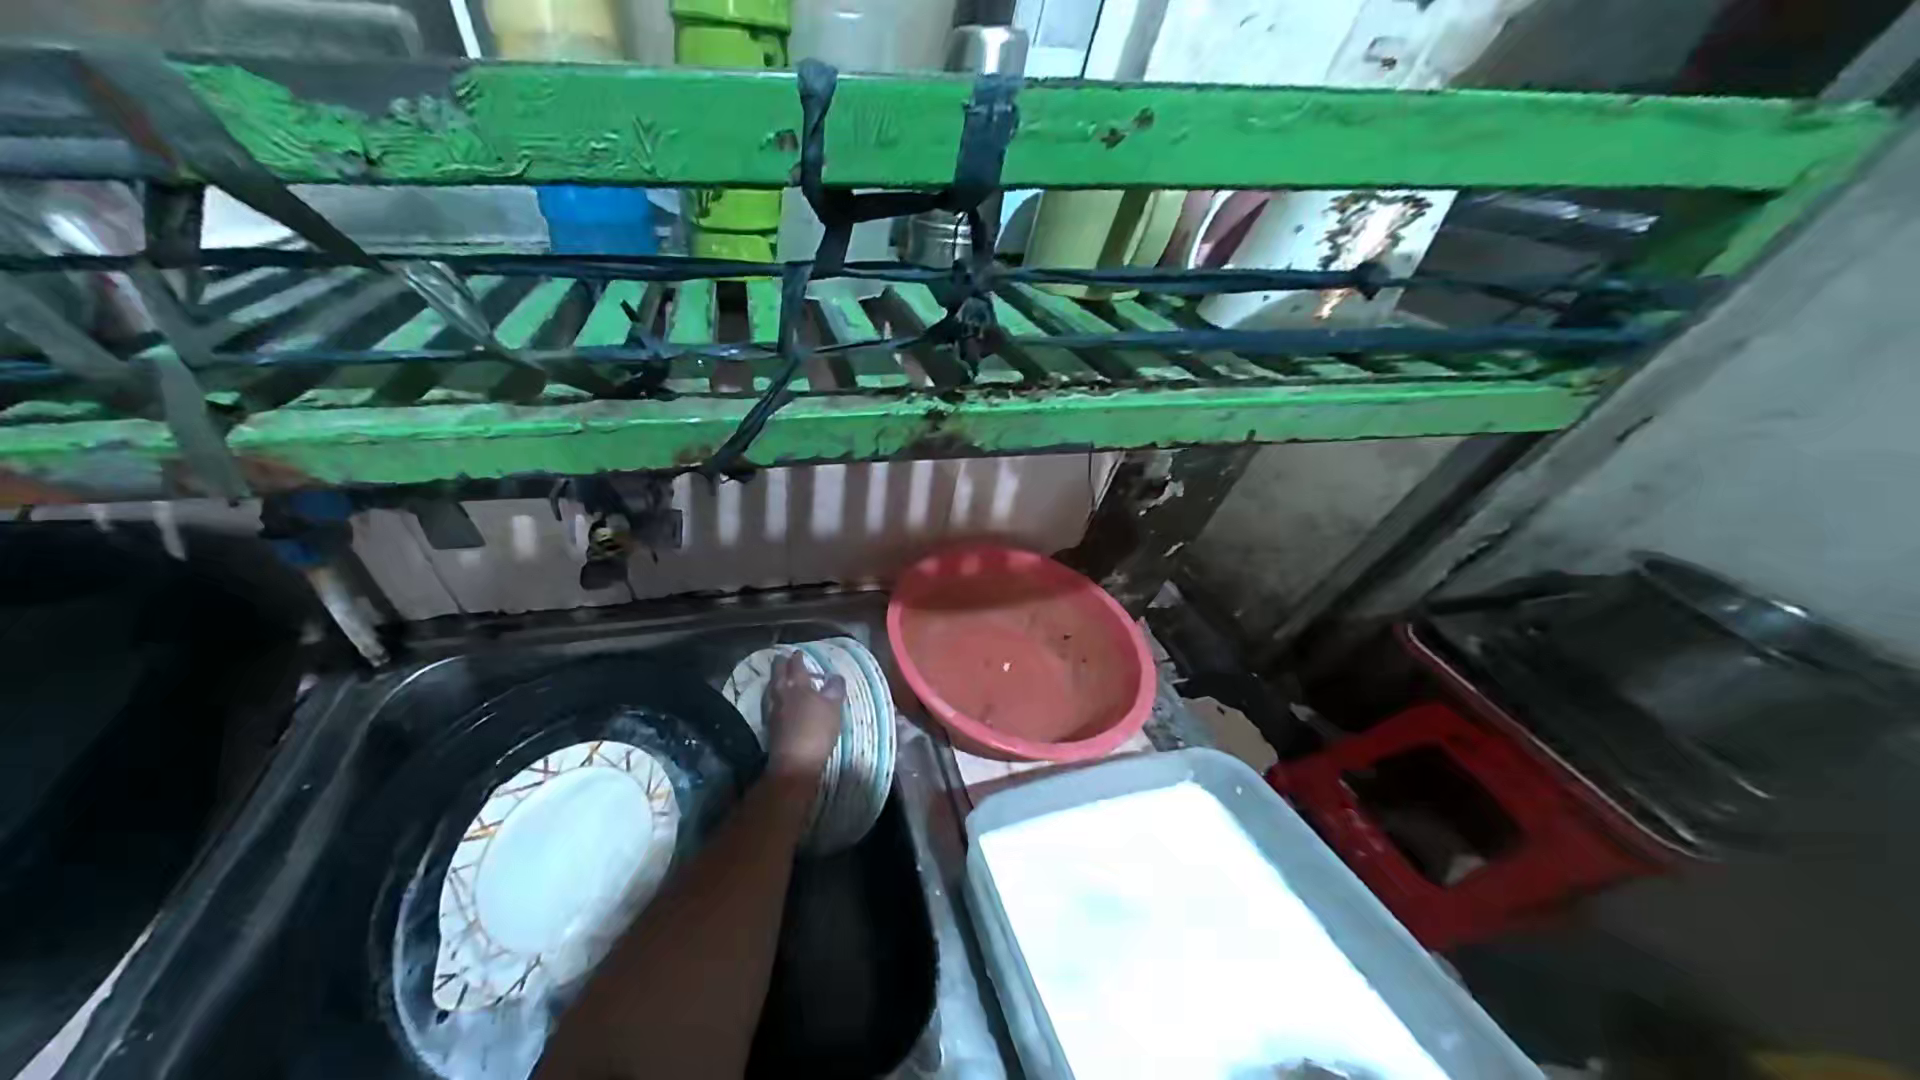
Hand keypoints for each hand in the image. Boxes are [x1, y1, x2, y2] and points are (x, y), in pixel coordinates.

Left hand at [768, 651, 843, 779]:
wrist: (794, 762)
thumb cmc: (817, 730)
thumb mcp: (833, 707)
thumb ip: (834, 689)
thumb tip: (834, 676)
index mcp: (797, 686)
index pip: (796, 667)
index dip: (797, 658)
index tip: (797, 652)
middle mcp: (782, 694)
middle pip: (778, 675)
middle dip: (780, 665)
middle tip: (782, 657)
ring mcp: (773, 711)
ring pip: (772, 689)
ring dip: (775, 680)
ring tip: (778, 677)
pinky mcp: (771, 726)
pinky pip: (771, 703)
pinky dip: (775, 697)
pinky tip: (779, 702)